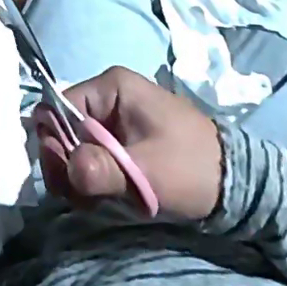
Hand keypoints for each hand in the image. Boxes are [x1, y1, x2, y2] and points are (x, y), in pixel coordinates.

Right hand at [39, 66, 221, 219]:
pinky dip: (93, 178)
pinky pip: (91, 155)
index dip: (54, 145)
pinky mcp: (121, 137)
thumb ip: (104, 170)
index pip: (57, 109)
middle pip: (62, 129)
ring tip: (101, 199)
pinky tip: (109, 195)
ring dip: (81, 177)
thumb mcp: (147, 172)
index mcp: (112, 86)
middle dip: (68, 166)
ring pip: (74, 147)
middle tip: (87, 196)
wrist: (232, 183)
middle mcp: (108, 95)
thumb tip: (68, 166)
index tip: (67, 179)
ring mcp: (114, 116)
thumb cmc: (190, 168)